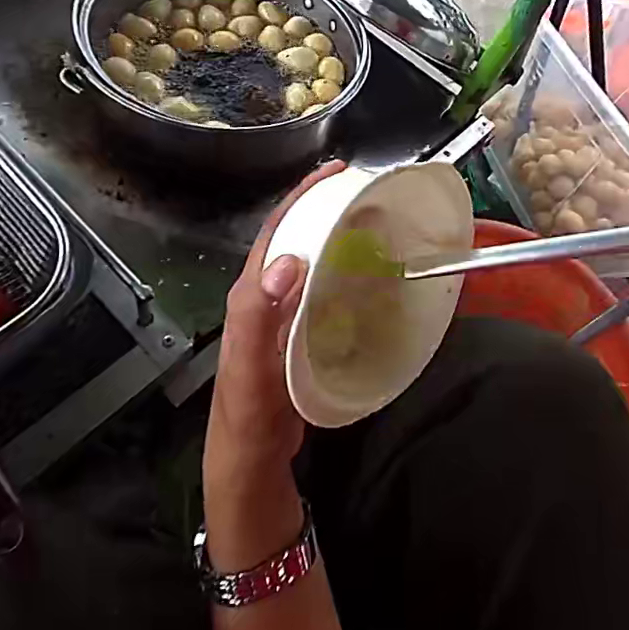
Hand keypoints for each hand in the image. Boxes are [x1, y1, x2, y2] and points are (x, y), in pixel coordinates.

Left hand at [203, 160, 345, 568]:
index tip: (336, 171)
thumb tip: (289, 260)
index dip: (301, 197)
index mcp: (251, 293)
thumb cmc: (247, 410)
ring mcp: (286, 317)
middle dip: (328, 213)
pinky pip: (327, 297)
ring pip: (315, 267)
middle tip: (370, 197)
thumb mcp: (248, 364)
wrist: (255, 457)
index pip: (276, 231)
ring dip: (342, 244)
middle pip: (298, 241)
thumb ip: (258, 313)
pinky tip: (374, 283)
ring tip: (381, 229)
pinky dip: (350, 281)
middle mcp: (267, 297)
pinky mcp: (303, 337)